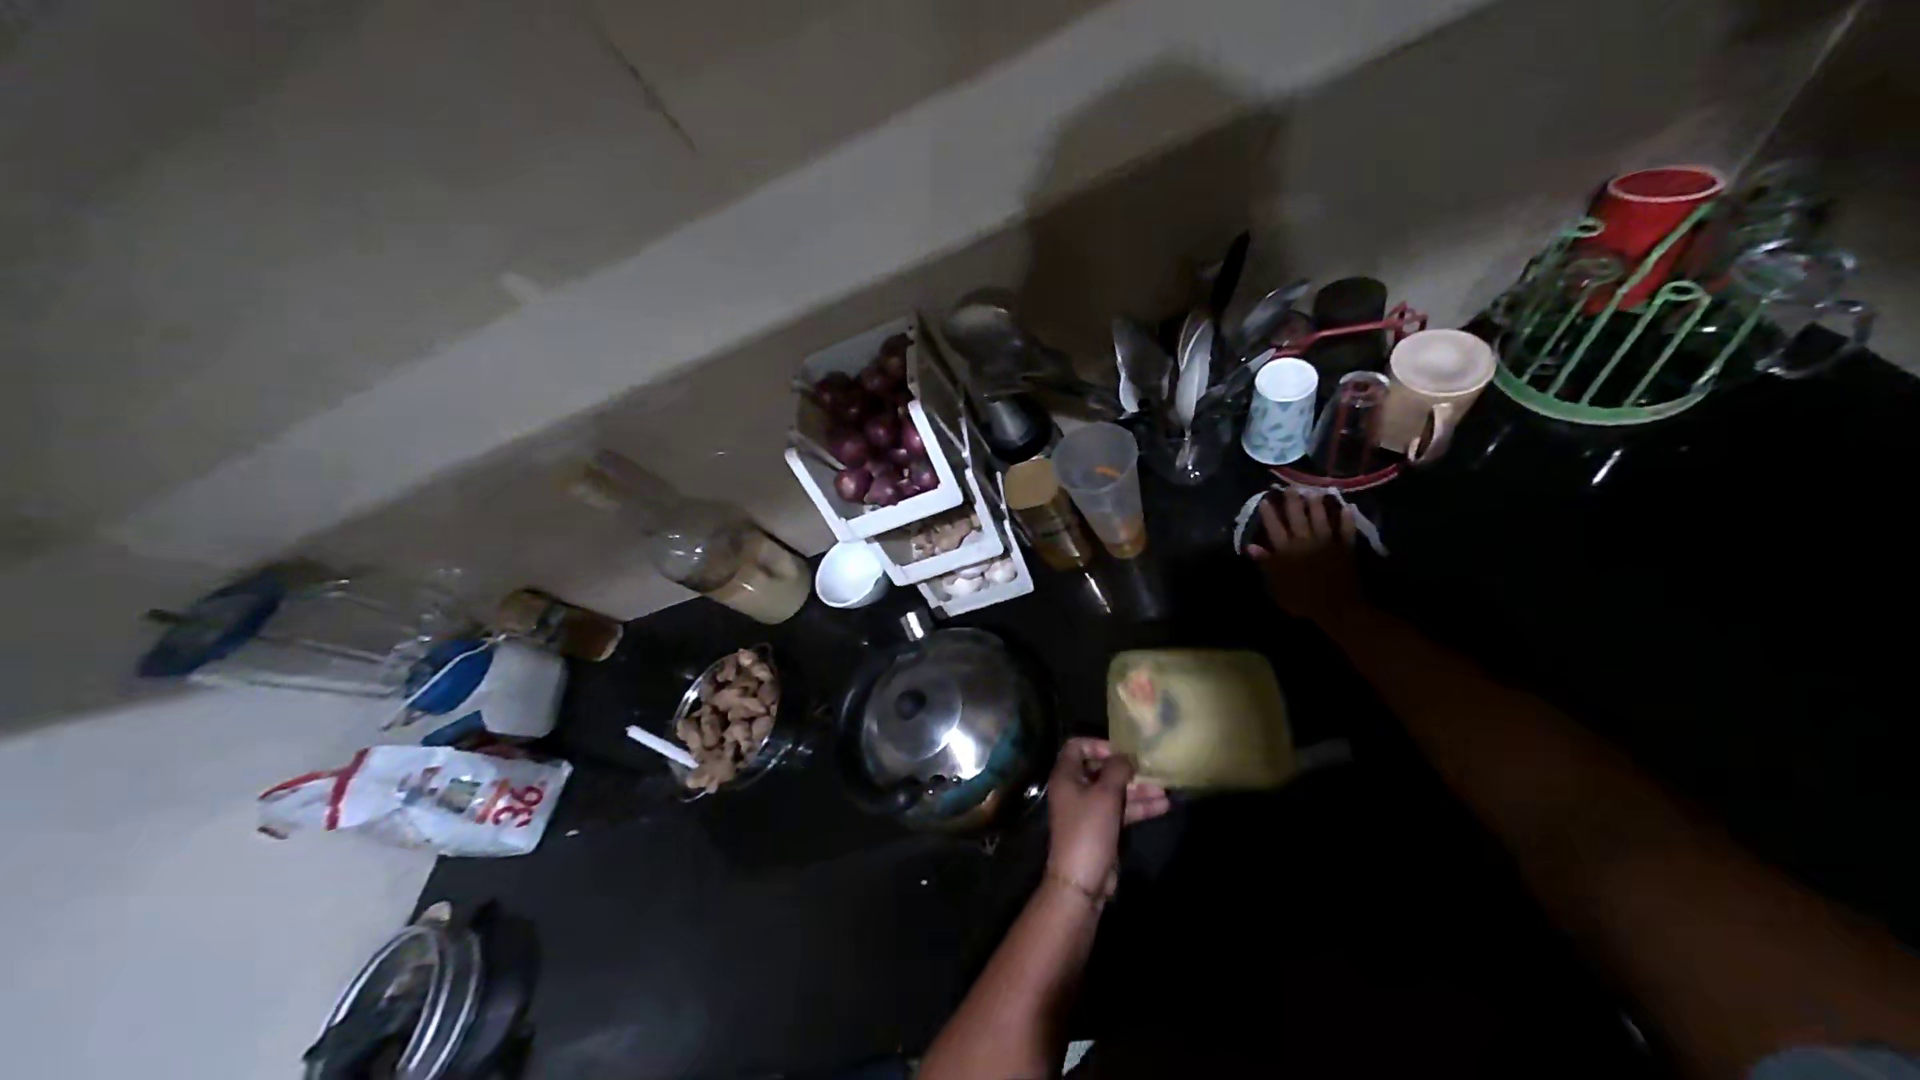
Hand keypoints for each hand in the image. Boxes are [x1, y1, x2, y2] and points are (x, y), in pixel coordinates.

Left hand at [1046, 738, 1170, 899]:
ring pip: (1114, 791)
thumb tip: (1126, 756)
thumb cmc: (1089, 829)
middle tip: (1149, 769)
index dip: (1098, 745)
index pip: (1077, 747)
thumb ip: (1117, 769)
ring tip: (1165, 789)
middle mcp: (1074, 789)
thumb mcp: (1105, 794)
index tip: (1121, 751)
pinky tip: (1162, 806)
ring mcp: (1088, 809)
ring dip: (1138, 790)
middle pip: (1100, 769)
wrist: (1082, 881)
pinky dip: (1138, 807)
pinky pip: (1120, 810)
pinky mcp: (1101, 827)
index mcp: (1066, 775)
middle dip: (1126, 770)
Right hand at [1245, 489, 1360, 624]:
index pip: (1275, 527)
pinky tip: (1348, 507)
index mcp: (1286, 551)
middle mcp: (1305, 541)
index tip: (1265, 500)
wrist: (1336, 607)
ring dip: (1317, 504)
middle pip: (1297, 517)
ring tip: (1313, 491)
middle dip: (1292, 502)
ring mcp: (1326, 543)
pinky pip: (1346, 530)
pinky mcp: (1345, 548)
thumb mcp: (1276, 584)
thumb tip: (1251, 547)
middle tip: (1290, 487)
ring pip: (1320, 518)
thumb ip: (1266, 563)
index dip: (1270, 513)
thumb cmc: (1301, 598)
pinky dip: (1347, 519)